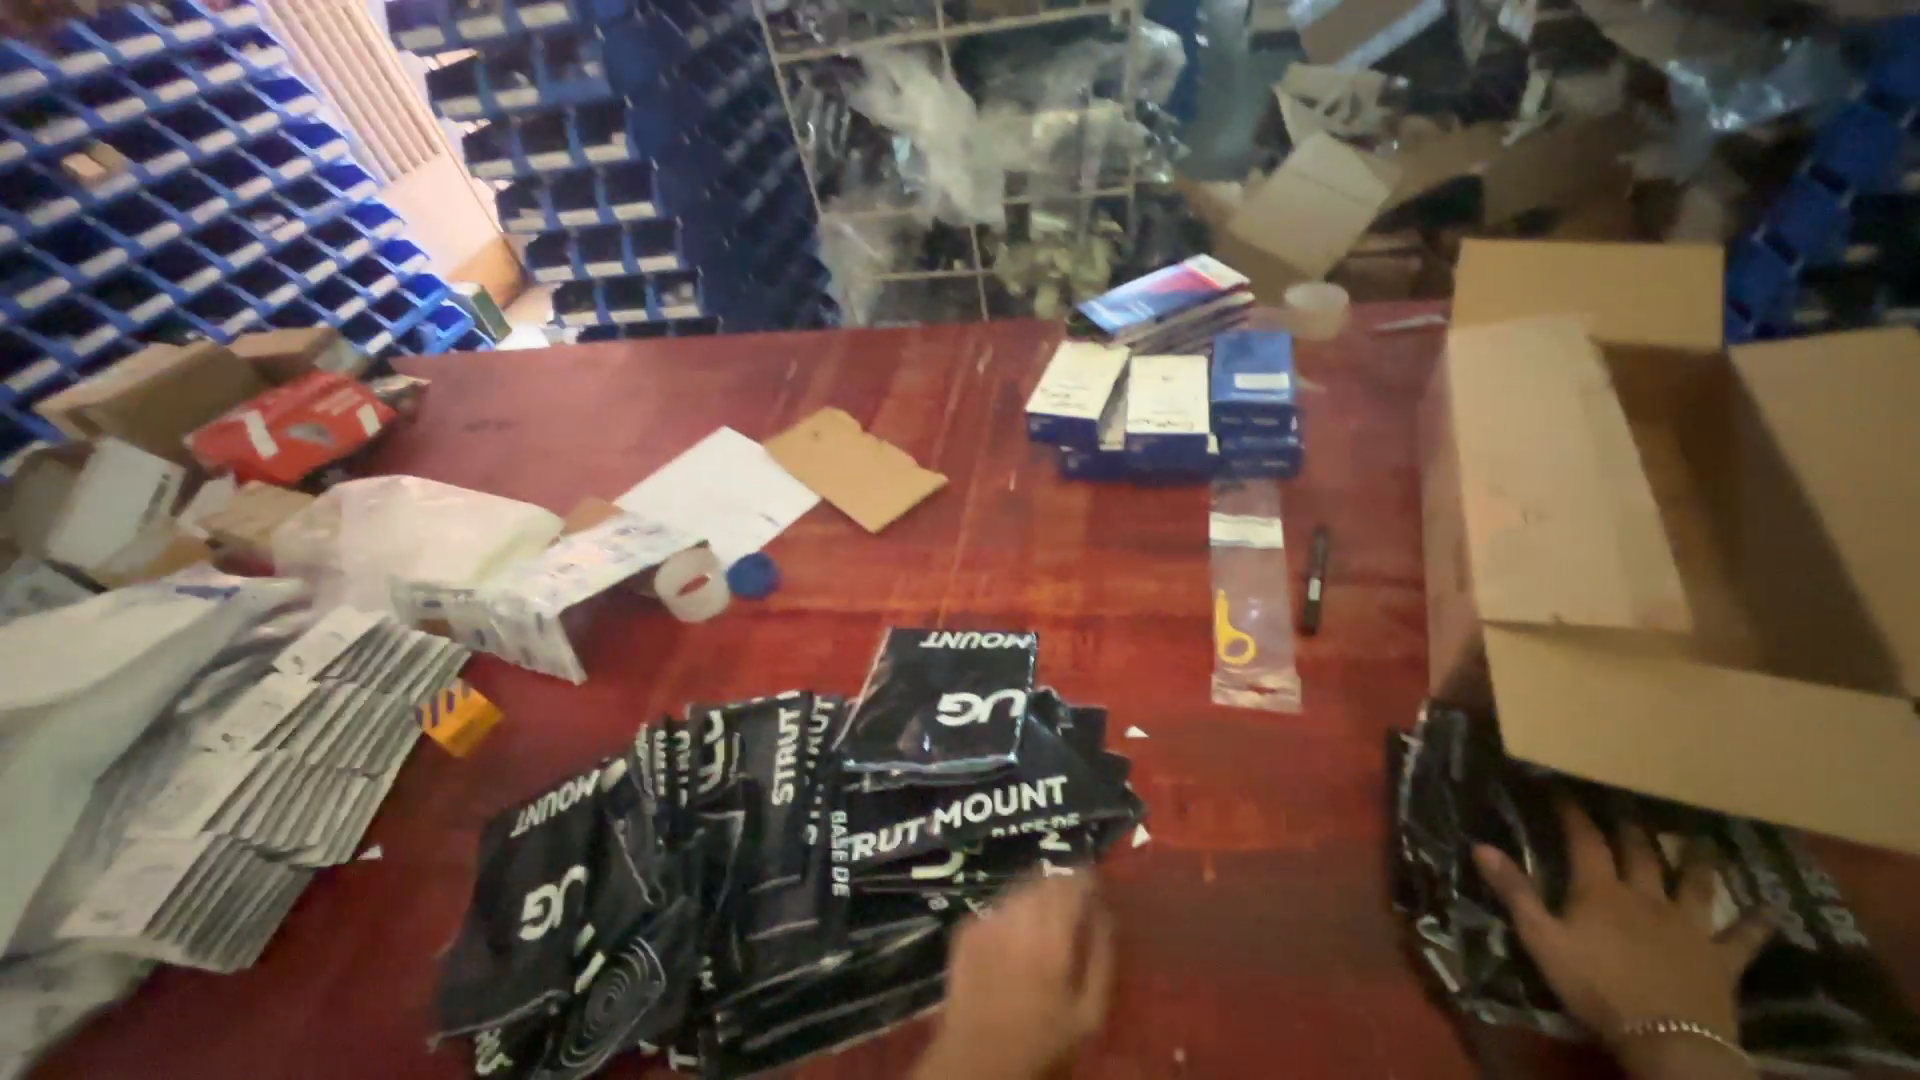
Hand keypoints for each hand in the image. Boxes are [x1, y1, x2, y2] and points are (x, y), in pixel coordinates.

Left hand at [915, 872, 1114, 1079]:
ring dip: (1035, 898)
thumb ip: (1101, 957)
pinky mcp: (966, 931)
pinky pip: (996, 909)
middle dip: (1061, 888)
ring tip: (1043, 926)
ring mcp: (987, 920)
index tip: (1095, 890)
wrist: (976, 1061)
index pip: (1072, 882)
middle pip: (1044, 880)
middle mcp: (1017, 917)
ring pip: (1018, 890)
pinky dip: (1009, 915)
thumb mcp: (1089, 1013)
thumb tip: (1104, 914)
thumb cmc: (1041, 1042)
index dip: (1086, 880)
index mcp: (1052, 936)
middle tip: (1072, 908)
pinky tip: (1013, 942)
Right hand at [1472, 803, 1770, 1076]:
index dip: (1573, 813)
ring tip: (1701, 841)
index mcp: (1601, 892)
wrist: (1667, 1040)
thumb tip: (1481, 846)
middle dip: (1631, 827)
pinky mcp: (1722, 959)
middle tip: (1628, 804)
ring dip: (1698, 861)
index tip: (1562, 789)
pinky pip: (1743, 937)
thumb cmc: (1595, 987)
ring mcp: (1690, 927)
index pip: (1585, 841)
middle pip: (1641, 854)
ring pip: (1696, 884)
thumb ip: (1514, 892)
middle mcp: (1647, 898)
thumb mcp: (1541, 940)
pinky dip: (1756, 922)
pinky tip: (1770, 910)